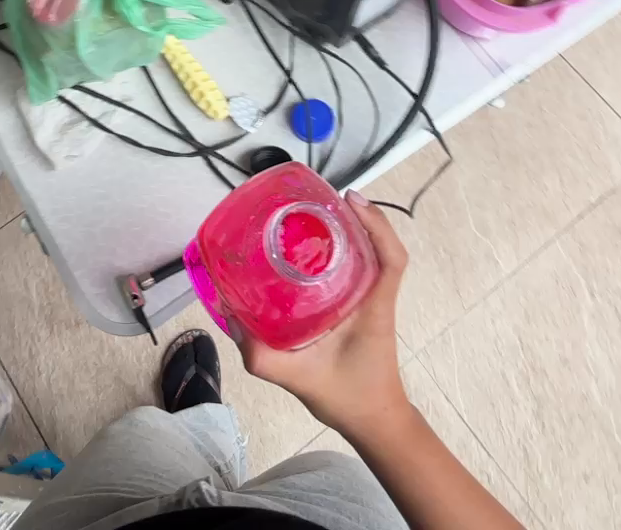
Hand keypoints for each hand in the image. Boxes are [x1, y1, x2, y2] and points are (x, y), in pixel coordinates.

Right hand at [236, 190, 412, 438]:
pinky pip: (357, 267)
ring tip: (307, 215)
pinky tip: (309, 246)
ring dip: (346, 229)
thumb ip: (262, 356)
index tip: (348, 199)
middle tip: (311, 202)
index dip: (377, 223)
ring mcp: (370, 298)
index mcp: (373, 307)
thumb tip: (230, 317)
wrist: (373, 422)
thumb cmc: (347, 397)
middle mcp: (375, 296)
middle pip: (376, 244)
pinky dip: (341, 247)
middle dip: (351, 216)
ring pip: (367, 252)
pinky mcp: (361, 304)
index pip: (391, 258)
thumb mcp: (299, 378)